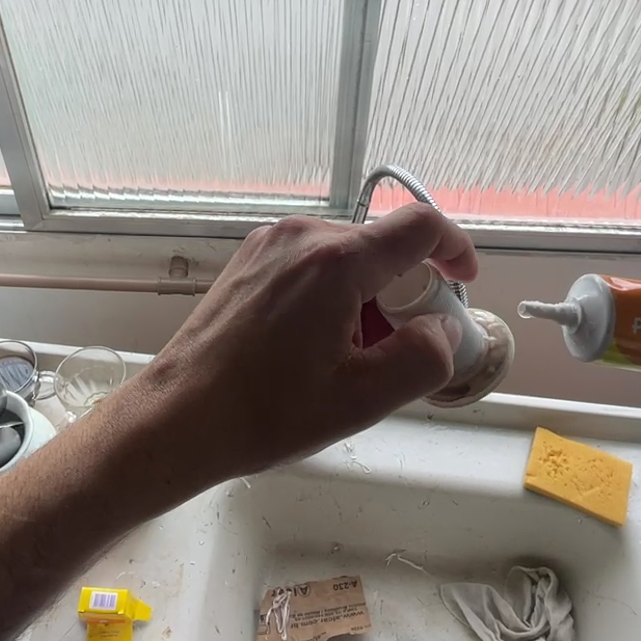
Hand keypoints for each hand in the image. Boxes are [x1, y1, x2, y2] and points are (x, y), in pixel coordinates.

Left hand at [124, 205, 476, 486]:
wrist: (179, 414)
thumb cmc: (266, 410)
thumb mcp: (362, 398)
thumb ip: (424, 358)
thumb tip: (443, 329)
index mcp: (336, 260)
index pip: (419, 225)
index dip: (454, 248)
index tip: (461, 281)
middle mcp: (302, 236)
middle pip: (381, 245)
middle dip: (405, 291)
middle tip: (396, 349)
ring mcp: (269, 243)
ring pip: (346, 255)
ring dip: (367, 296)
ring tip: (346, 356)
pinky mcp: (250, 258)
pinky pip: (311, 261)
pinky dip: (332, 291)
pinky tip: (312, 342)